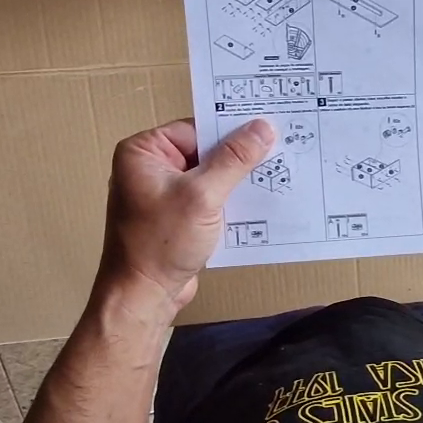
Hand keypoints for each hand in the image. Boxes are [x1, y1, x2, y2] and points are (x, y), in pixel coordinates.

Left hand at [97, 118, 274, 313]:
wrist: (144, 295)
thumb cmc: (162, 242)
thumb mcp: (203, 195)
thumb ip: (234, 159)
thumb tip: (264, 127)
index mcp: (143, 152)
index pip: (196, 130)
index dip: (230, 132)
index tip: (267, 132)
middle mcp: (150, 167)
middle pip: (205, 151)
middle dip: (238, 158)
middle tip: (279, 152)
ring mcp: (163, 194)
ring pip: (210, 176)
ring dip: (237, 182)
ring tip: (274, 178)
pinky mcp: (176, 217)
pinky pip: (208, 199)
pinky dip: (229, 202)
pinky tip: (257, 205)